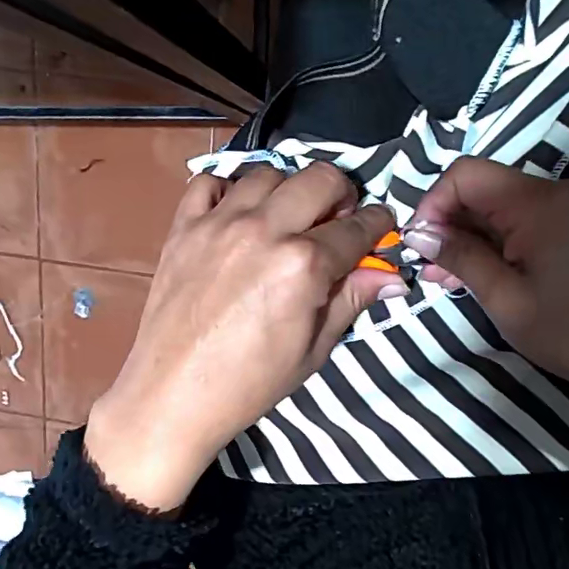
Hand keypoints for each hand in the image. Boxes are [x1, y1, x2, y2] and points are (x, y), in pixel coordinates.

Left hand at [84, 163, 401, 510]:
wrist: (174, 395)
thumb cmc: (252, 382)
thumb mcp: (315, 348)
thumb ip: (353, 299)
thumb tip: (394, 277)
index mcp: (303, 266)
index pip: (358, 227)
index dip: (379, 224)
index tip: (382, 226)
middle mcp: (264, 231)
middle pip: (321, 179)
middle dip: (342, 194)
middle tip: (337, 221)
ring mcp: (219, 223)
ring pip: (269, 173)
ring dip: (289, 190)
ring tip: (287, 220)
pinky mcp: (183, 227)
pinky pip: (210, 181)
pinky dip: (230, 189)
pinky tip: (239, 215)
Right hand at [406, 157, 568, 471]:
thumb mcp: (505, 297)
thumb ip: (461, 256)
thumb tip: (418, 232)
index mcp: (537, 201)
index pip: (466, 174)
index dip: (434, 203)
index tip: (418, 245)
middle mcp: (556, 192)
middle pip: (484, 189)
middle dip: (449, 225)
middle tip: (427, 270)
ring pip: (502, 210)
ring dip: (471, 238)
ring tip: (446, 279)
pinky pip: (525, 225)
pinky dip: (498, 245)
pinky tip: (479, 275)